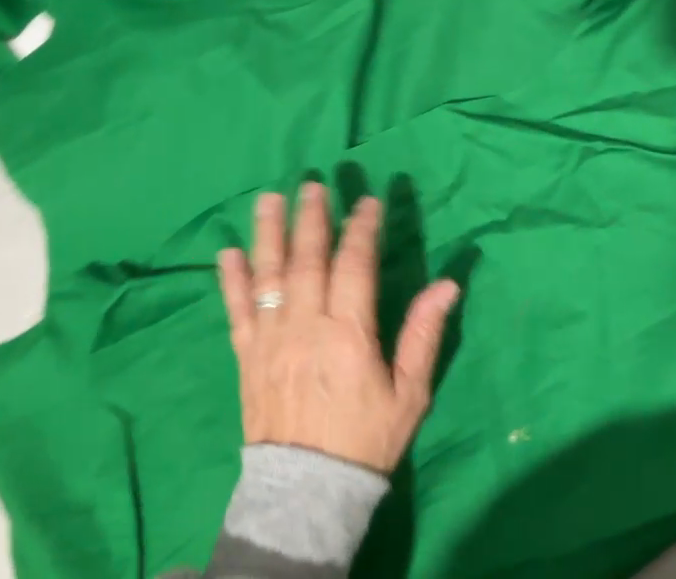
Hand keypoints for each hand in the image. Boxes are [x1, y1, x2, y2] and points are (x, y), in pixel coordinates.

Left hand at [217, 183, 459, 473]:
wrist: (308, 491)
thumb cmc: (366, 438)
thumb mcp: (409, 392)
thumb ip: (424, 334)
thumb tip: (448, 284)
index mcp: (348, 333)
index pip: (354, 265)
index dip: (362, 229)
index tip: (368, 201)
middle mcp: (305, 327)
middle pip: (307, 260)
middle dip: (311, 218)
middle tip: (312, 184)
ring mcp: (270, 341)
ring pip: (267, 276)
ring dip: (268, 234)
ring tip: (268, 198)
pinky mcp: (247, 358)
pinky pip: (236, 312)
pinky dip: (231, 281)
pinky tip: (228, 253)